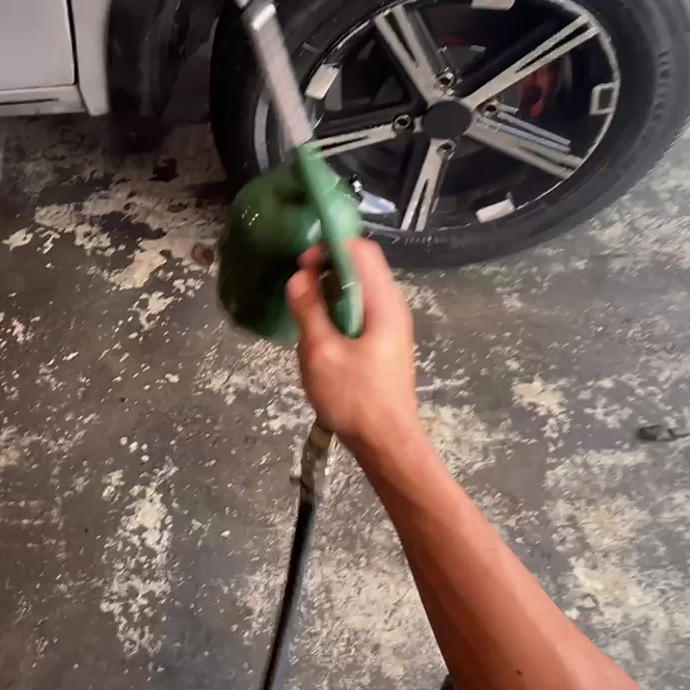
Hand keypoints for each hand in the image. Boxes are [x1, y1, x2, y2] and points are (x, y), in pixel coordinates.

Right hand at [286, 238, 425, 459]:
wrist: (387, 443)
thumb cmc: (355, 398)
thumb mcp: (322, 353)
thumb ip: (309, 310)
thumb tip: (298, 277)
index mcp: (383, 303)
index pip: (361, 250)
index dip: (330, 246)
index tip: (302, 264)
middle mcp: (392, 306)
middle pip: (360, 266)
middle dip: (326, 268)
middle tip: (298, 288)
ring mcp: (389, 324)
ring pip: (357, 289)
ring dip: (328, 291)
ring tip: (304, 311)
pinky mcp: (382, 340)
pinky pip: (358, 309)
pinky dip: (336, 309)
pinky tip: (318, 331)